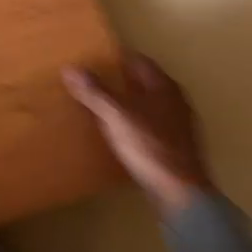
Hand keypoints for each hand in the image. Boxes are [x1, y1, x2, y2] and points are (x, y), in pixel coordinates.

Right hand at [64, 50, 213, 215]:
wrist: (182, 194)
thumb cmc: (149, 146)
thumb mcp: (115, 115)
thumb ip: (94, 91)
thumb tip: (70, 68)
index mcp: (163, 85)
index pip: (138, 60)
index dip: (117, 58)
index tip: (96, 58)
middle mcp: (176, 100)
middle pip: (145, 82)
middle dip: (122, 81)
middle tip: (95, 82)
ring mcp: (180, 125)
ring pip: (150, 105)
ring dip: (130, 105)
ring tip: (104, 108)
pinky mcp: (179, 149)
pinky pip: (153, 127)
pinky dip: (138, 125)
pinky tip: (123, 135)